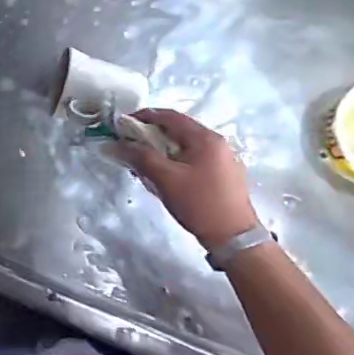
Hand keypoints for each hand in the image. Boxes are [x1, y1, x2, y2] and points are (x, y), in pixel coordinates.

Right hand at [113, 108, 260, 250]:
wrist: (235, 238)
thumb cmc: (199, 203)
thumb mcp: (164, 178)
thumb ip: (140, 155)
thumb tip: (118, 143)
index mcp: (205, 138)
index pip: (169, 116)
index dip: (142, 117)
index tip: (122, 126)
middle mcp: (217, 143)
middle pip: (177, 129)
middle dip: (150, 134)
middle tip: (130, 145)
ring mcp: (223, 158)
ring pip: (184, 144)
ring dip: (161, 148)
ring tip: (143, 161)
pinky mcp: (223, 173)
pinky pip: (193, 157)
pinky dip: (174, 159)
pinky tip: (164, 174)